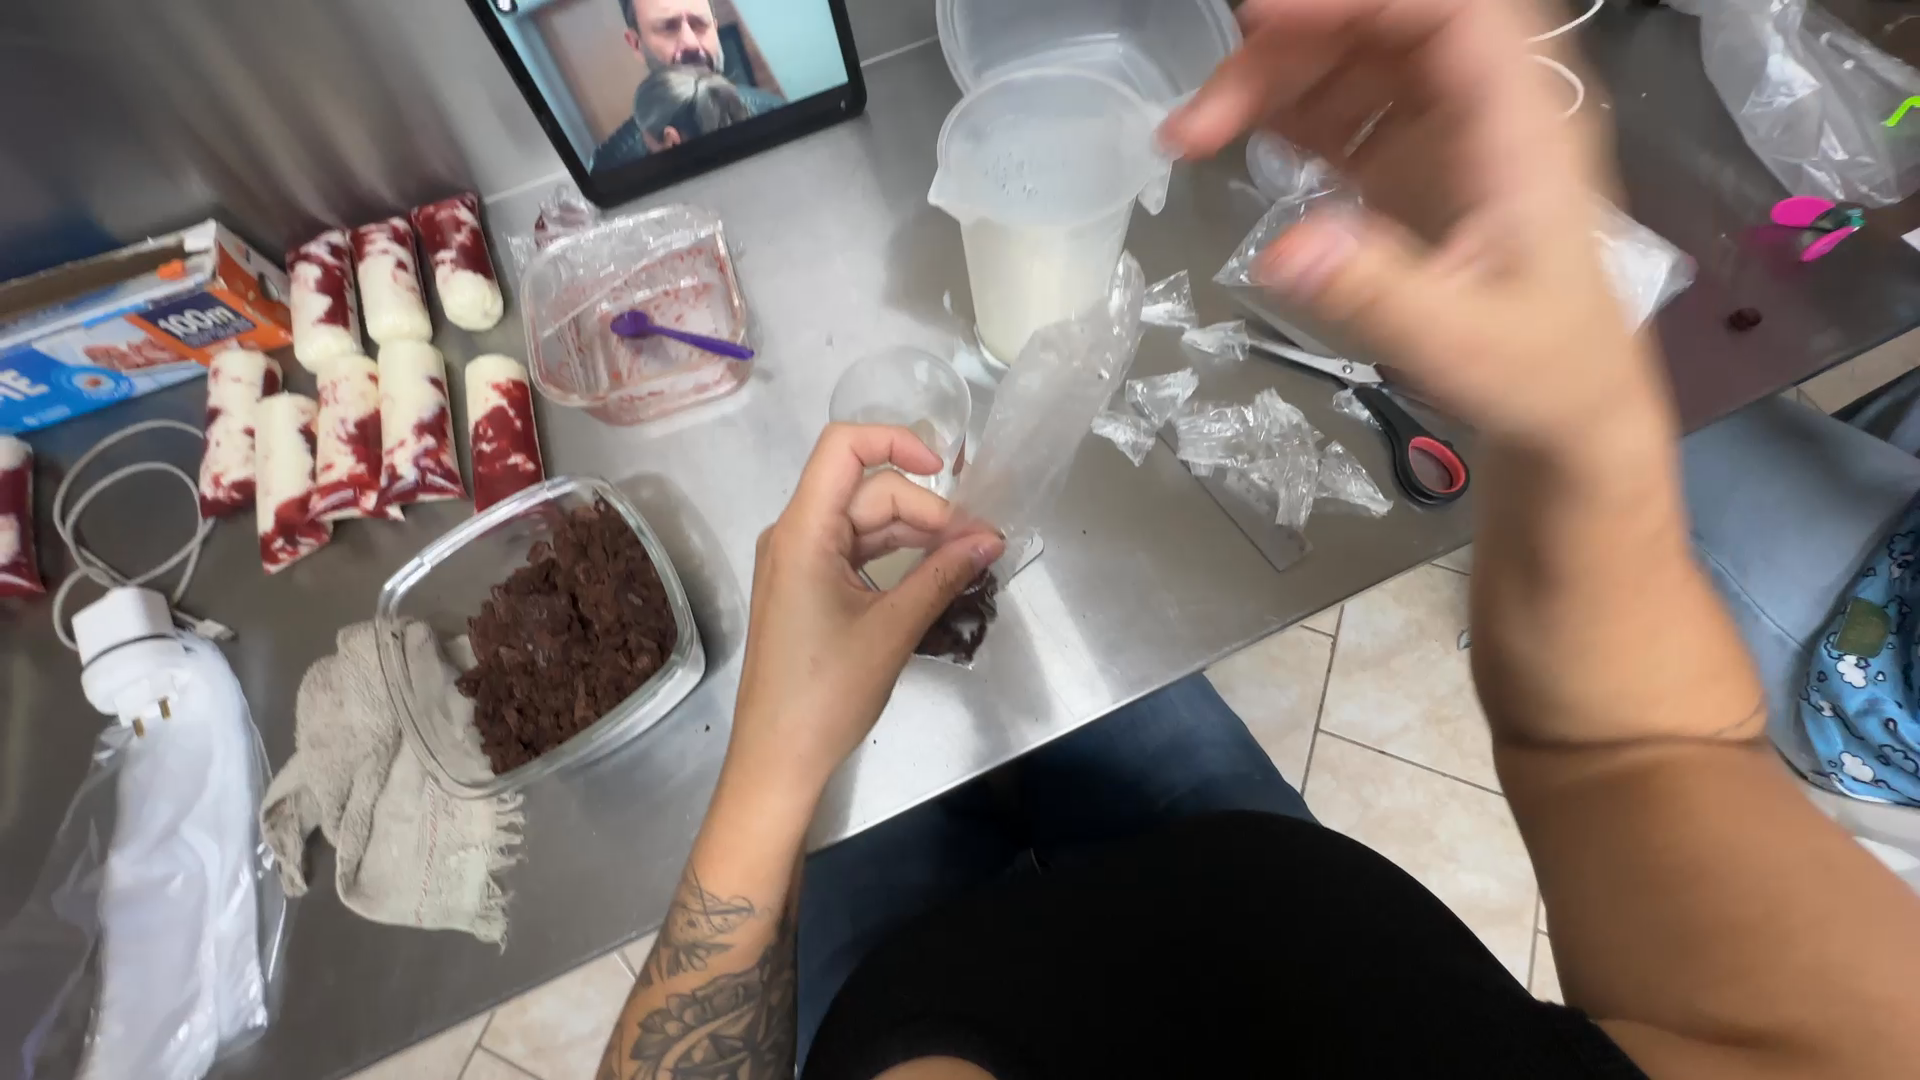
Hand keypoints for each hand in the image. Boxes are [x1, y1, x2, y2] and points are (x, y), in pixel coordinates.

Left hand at [725, 424, 1003, 804]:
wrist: (778, 759)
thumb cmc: (826, 694)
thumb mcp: (893, 629)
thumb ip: (943, 575)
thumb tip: (991, 538)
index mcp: (802, 532)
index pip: (843, 448)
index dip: (895, 440)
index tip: (945, 468)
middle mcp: (795, 535)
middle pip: (866, 491)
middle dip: (925, 509)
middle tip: (979, 543)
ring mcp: (800, 562)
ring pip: (866, 522)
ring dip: (917, 534)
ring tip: (968, 557)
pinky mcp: (810, 587)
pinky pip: (858, 552)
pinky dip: (897, 556)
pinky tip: (935, 570)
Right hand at [1161, 0, 1667, 451]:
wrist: (1559, 401)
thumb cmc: (1534, 369)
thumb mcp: (1457, 340)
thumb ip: (1375, 292)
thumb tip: (1278, 253)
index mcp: (1515, 123)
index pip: (1442, 12)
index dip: (1351, 1)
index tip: (1258, 21)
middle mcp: (1476, 111)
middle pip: (1376, 34)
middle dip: (1280, 58)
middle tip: (1194, 125)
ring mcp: (1437, 139)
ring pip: (1347, 71)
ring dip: (1266, 89)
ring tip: (1190, 140)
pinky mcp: (1404, 174)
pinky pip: (1337, 121)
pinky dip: (1281, 122)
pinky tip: (1232, 145)